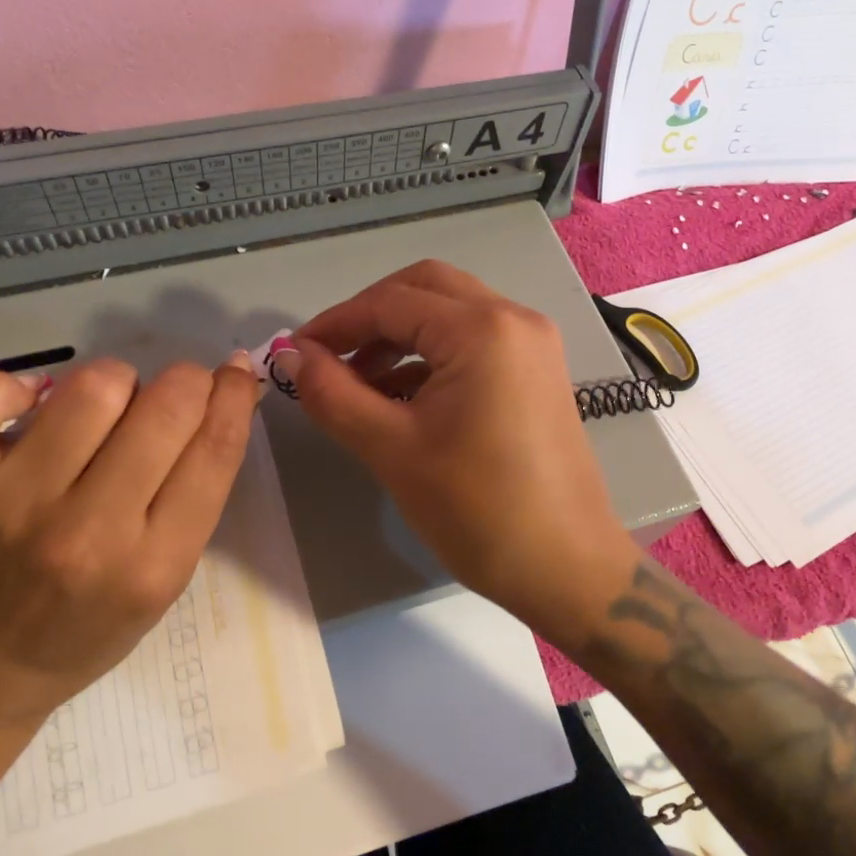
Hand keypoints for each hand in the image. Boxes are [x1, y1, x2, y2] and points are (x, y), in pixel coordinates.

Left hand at [0, 354, 260, 726]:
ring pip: (92, 388)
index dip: (234, 394)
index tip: (234, 374)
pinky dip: (5, 386)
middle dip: (186, 383)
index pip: (215, 448)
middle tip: (172, 397)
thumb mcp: (167, 578)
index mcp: (154, 565)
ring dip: (114, 383)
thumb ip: (199, 489)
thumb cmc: (88, 626)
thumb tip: (230, 388)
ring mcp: (12, 506)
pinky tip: (25, 403)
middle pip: (166, 406)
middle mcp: (87, 534)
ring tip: (105, 410)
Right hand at [289, 261, 640, 640]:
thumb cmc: (477, 509)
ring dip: (400, 335)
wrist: (566, 567)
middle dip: (370, 317)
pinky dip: (432, 354)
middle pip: (424, 289)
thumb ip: (333, 393)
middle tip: (329, 357)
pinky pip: (474, 340)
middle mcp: (514, 318)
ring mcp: (533, 343)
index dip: (335, 323)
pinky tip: (401, 396)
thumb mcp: (392, 449)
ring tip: (359, 384)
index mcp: (481, 329)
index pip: (390, 302)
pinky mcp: (538, 370)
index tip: (294, 353)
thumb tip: (289, 354)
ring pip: (450, 312)